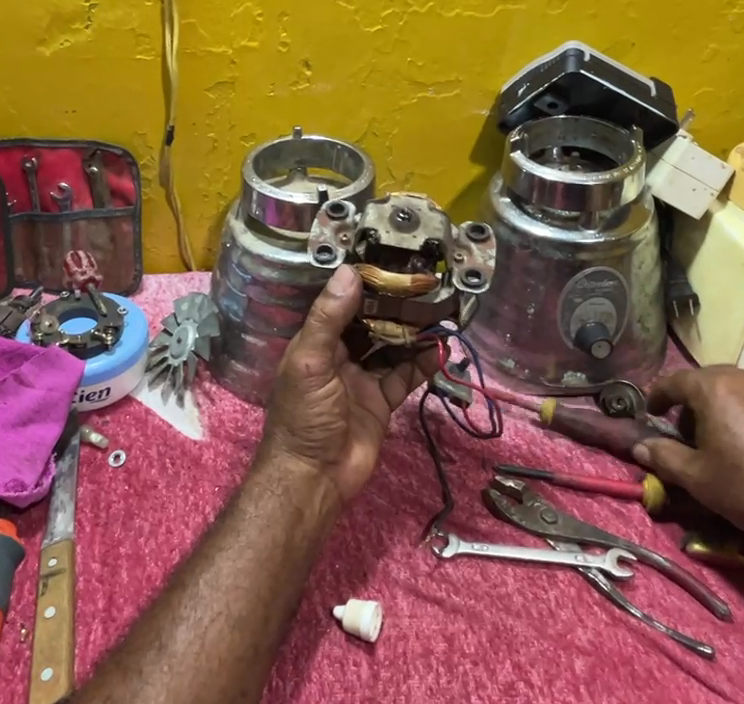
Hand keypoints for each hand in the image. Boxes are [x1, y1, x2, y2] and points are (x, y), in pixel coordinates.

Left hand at [259, 266, 439, 504]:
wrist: (314, 477)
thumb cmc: (304, 416)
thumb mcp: (310, 361)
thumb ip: (329, 318)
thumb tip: (349, 271)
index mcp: (317, 342)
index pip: (343, 304)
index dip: (366, 286)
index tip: (393, 266)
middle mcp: (340, 356)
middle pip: (371, 324)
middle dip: (395, 308)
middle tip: (424, 287)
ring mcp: (362, 379)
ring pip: (391, 347)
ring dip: (412, 333)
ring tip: (438, 312)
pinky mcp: (381, 402)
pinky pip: (404, 376)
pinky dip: (422, 364)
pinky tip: (440, 350)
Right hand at [633, 367, 743, 548]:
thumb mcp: (699, 479)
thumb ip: (664, 457)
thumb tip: (639, 446)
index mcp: (715, 388)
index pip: (674, 381)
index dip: (657, 396)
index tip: (651, 413)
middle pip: (707, 381)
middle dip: (690, 403)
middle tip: (685, 433)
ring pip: (737, 390)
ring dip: (721, 408)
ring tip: (721, 441)